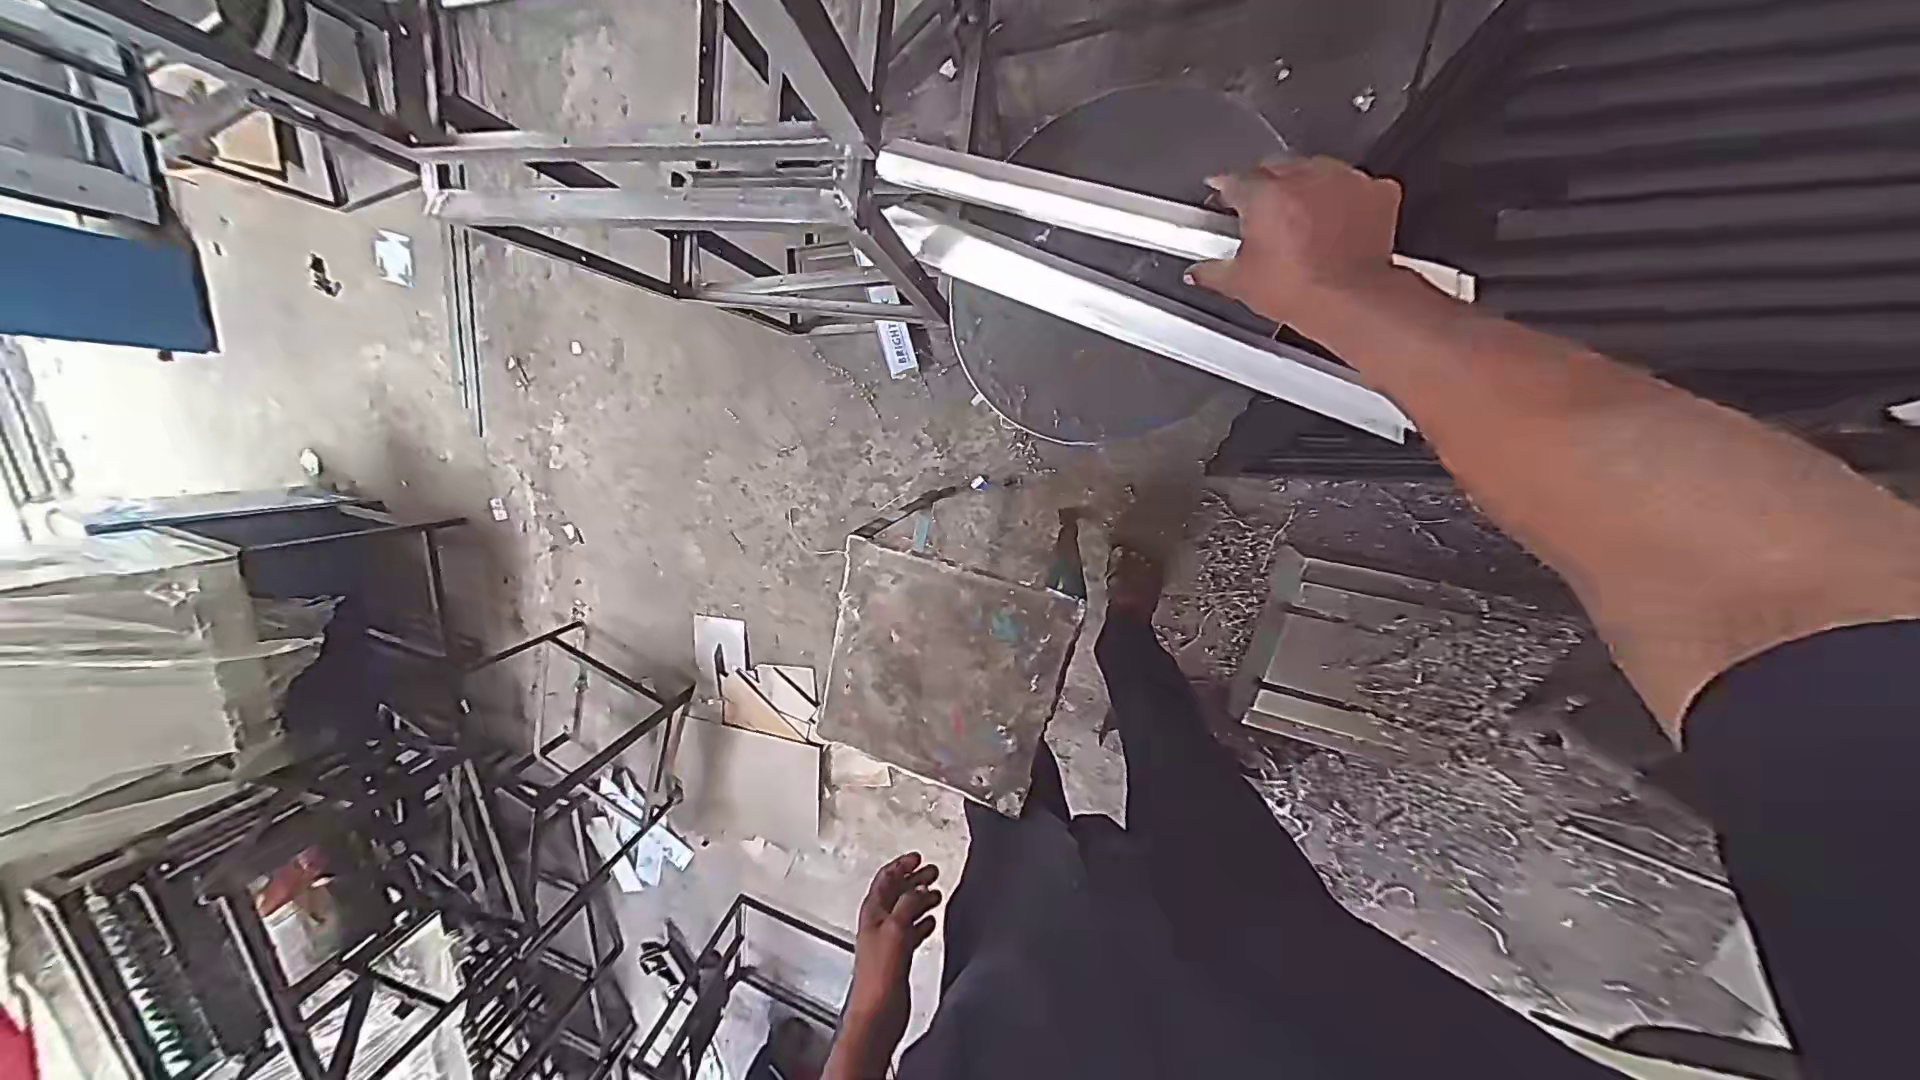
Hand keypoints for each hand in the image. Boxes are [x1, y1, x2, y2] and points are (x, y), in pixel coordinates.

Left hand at [828, 853, 940, 1077]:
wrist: (876, 1015)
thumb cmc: (878, 977)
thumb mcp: (895, 929)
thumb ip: (907, 905)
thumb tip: (919, 887)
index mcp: (873, 912)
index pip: (886, 878)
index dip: (901, 865)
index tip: (916, 857)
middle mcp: (879, 924)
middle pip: (897, 892)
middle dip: (914, 879)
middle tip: (931, 871)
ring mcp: (888, 941)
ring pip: (906, 910)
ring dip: (921, 899)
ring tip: (936, 891)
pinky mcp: (898, 957)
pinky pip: (911, 931)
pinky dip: (922, 922)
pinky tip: (931, 922)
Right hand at [1187, 157, 1406, 335]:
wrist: (1349, 300)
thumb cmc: (1298, 289)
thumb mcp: (1240, 284)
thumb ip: (1211, 271)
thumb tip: (1197, 272)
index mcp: (1266, 196)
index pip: (1235, 180)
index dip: (1222, 187)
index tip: (1219, 191)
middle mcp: (1306, 178)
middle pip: (1276, 167)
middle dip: (1262, 183)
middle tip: (1255, 208)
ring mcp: (1344, 181)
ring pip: (1316, 170)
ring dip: (1302, 186)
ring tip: (1295, 217)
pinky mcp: (1375, 192)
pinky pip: (1352, 185)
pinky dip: (1340, 198)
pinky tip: (1332, 221)